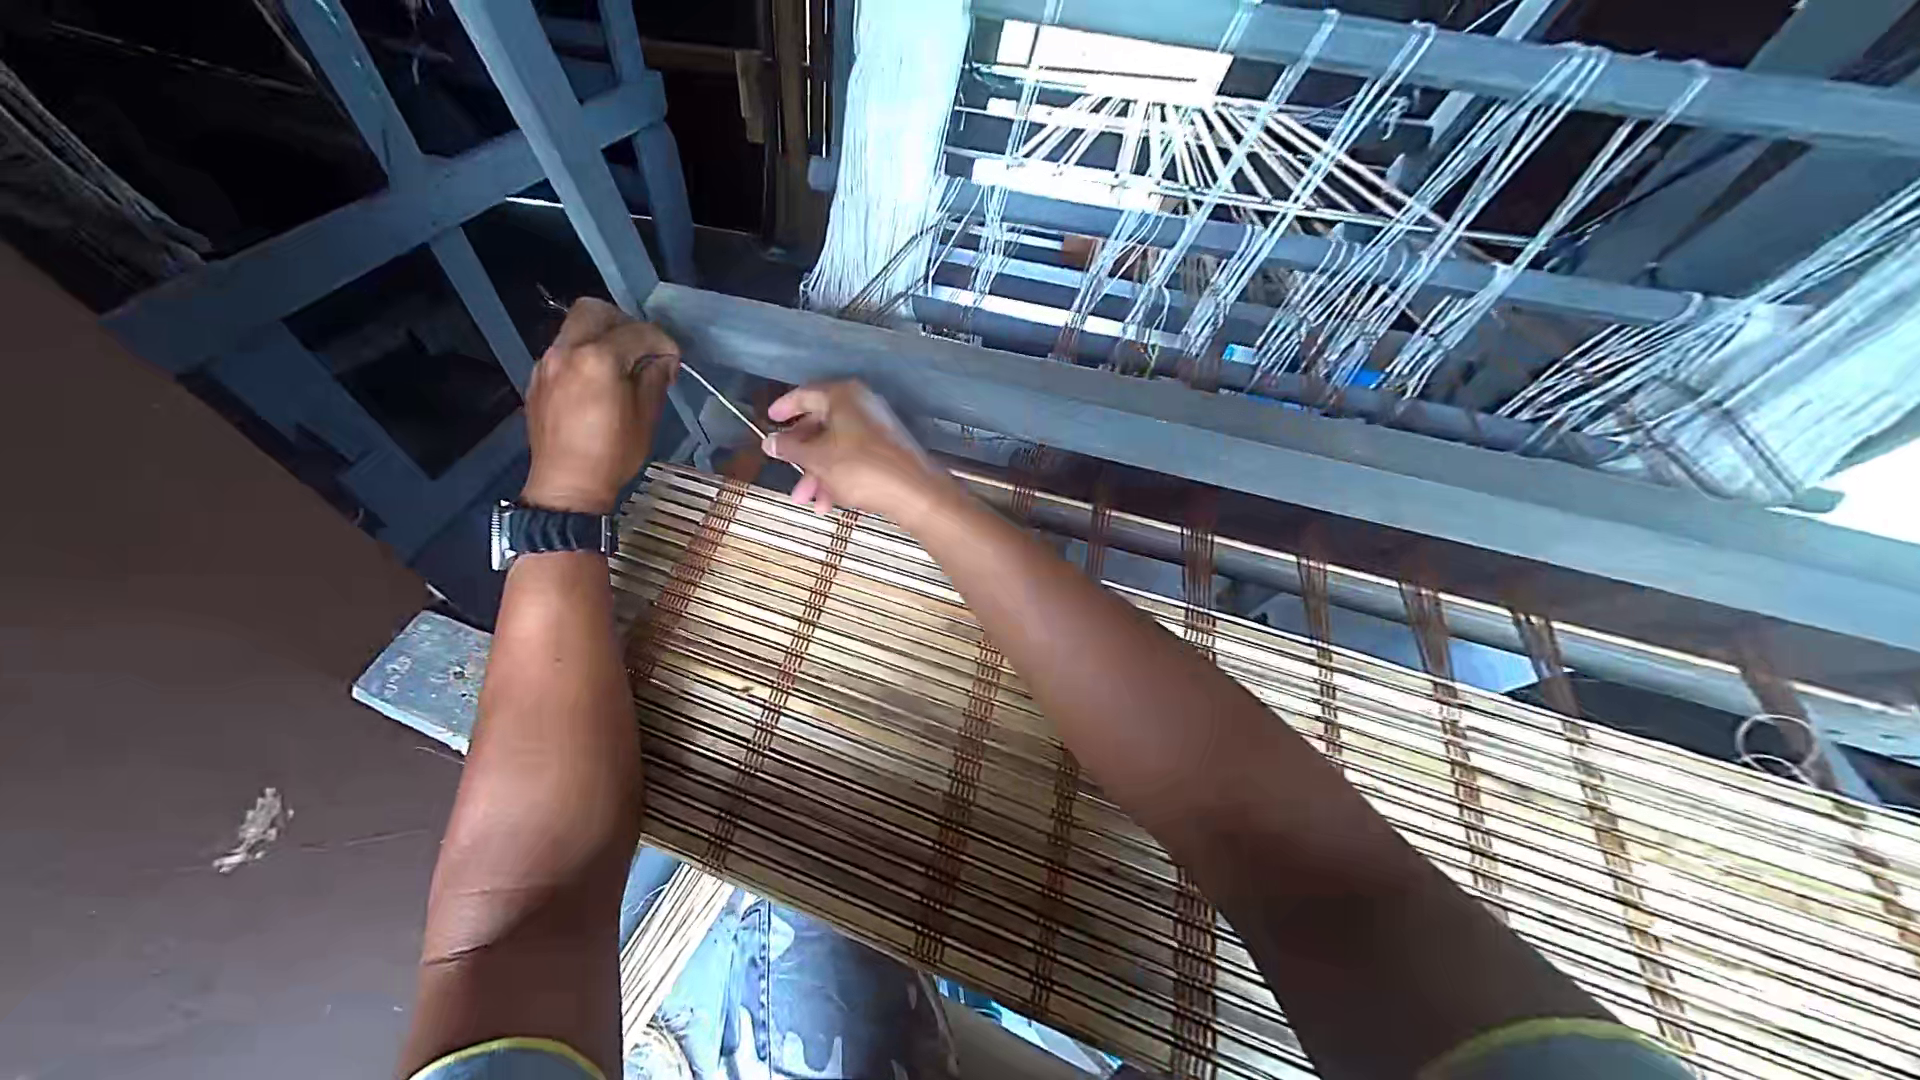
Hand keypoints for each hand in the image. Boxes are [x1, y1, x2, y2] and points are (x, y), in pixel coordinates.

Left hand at [522, 298, 679, 514]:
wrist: (567, 483)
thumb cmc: (613, 453)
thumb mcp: (646, 415)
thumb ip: (654, 377)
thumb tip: (661, 360)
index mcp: (597, 359)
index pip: (638, 332)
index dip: (662, 342)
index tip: (673, 360)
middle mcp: (567, 351)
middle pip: (594, 311)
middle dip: (625, 323)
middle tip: (642, 350)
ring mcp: (547, 363)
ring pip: (575, 328)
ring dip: (603, 337)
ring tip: (622, 367)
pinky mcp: (538, 378)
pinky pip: (564, 350)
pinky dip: (585, 355)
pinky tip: (599, 382)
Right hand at [762, 380, 957, 520]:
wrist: (914, 493)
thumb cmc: (864, 469)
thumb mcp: (817, 459)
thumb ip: (790, 449)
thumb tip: (771, 442)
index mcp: (844, 396)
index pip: (804, 394)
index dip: (784, 408)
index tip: (771, 418)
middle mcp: (863, 405)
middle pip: (821, 425)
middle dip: (802, 455)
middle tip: (787, 471)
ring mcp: (878, 427)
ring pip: (837, 447)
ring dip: (819, 473)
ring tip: (809, 500)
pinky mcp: (889, 449)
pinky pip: (855, 458)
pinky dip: (839, 476)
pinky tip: (831, 501)